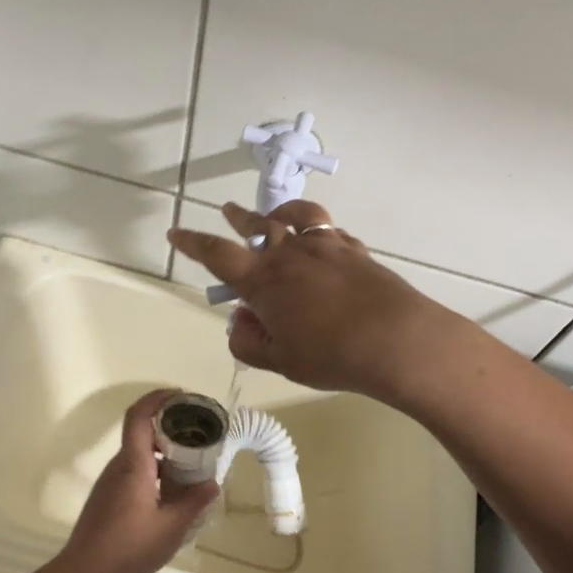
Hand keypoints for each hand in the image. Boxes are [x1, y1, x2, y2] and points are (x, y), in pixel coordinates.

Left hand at [54, 390, 220, 572]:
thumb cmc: (130, 548)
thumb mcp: (172, 526)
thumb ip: (193, 502)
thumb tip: (212, 484)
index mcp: (133, 465)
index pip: (139, 416)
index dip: (157, 398)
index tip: (180, 396)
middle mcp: (119, 467)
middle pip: (143, 435)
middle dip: (171, 431)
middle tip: (199, 440)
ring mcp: (110, 483)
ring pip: (140, 457)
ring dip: (164, 457)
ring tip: (192, 472)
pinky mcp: (107, 499)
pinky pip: (134, 474)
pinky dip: (154, 474)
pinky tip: (171, 497)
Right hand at [168, 201, 469, 401]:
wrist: (396, 340)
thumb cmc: (331, 355)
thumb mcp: (280, 361)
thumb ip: (250, 342)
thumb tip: (241, 322)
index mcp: (263, 281)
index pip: (217, 255)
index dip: (193, 243)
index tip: (176, 231)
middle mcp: (291, 254)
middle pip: (258, 226)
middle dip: (239, 219)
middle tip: (229, 211)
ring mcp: (326, 247)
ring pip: (297, 217)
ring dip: (280, 213)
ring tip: (275, 215)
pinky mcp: (356, 251)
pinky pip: (330, 231)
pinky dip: (318, 231)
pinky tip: (323, 242)